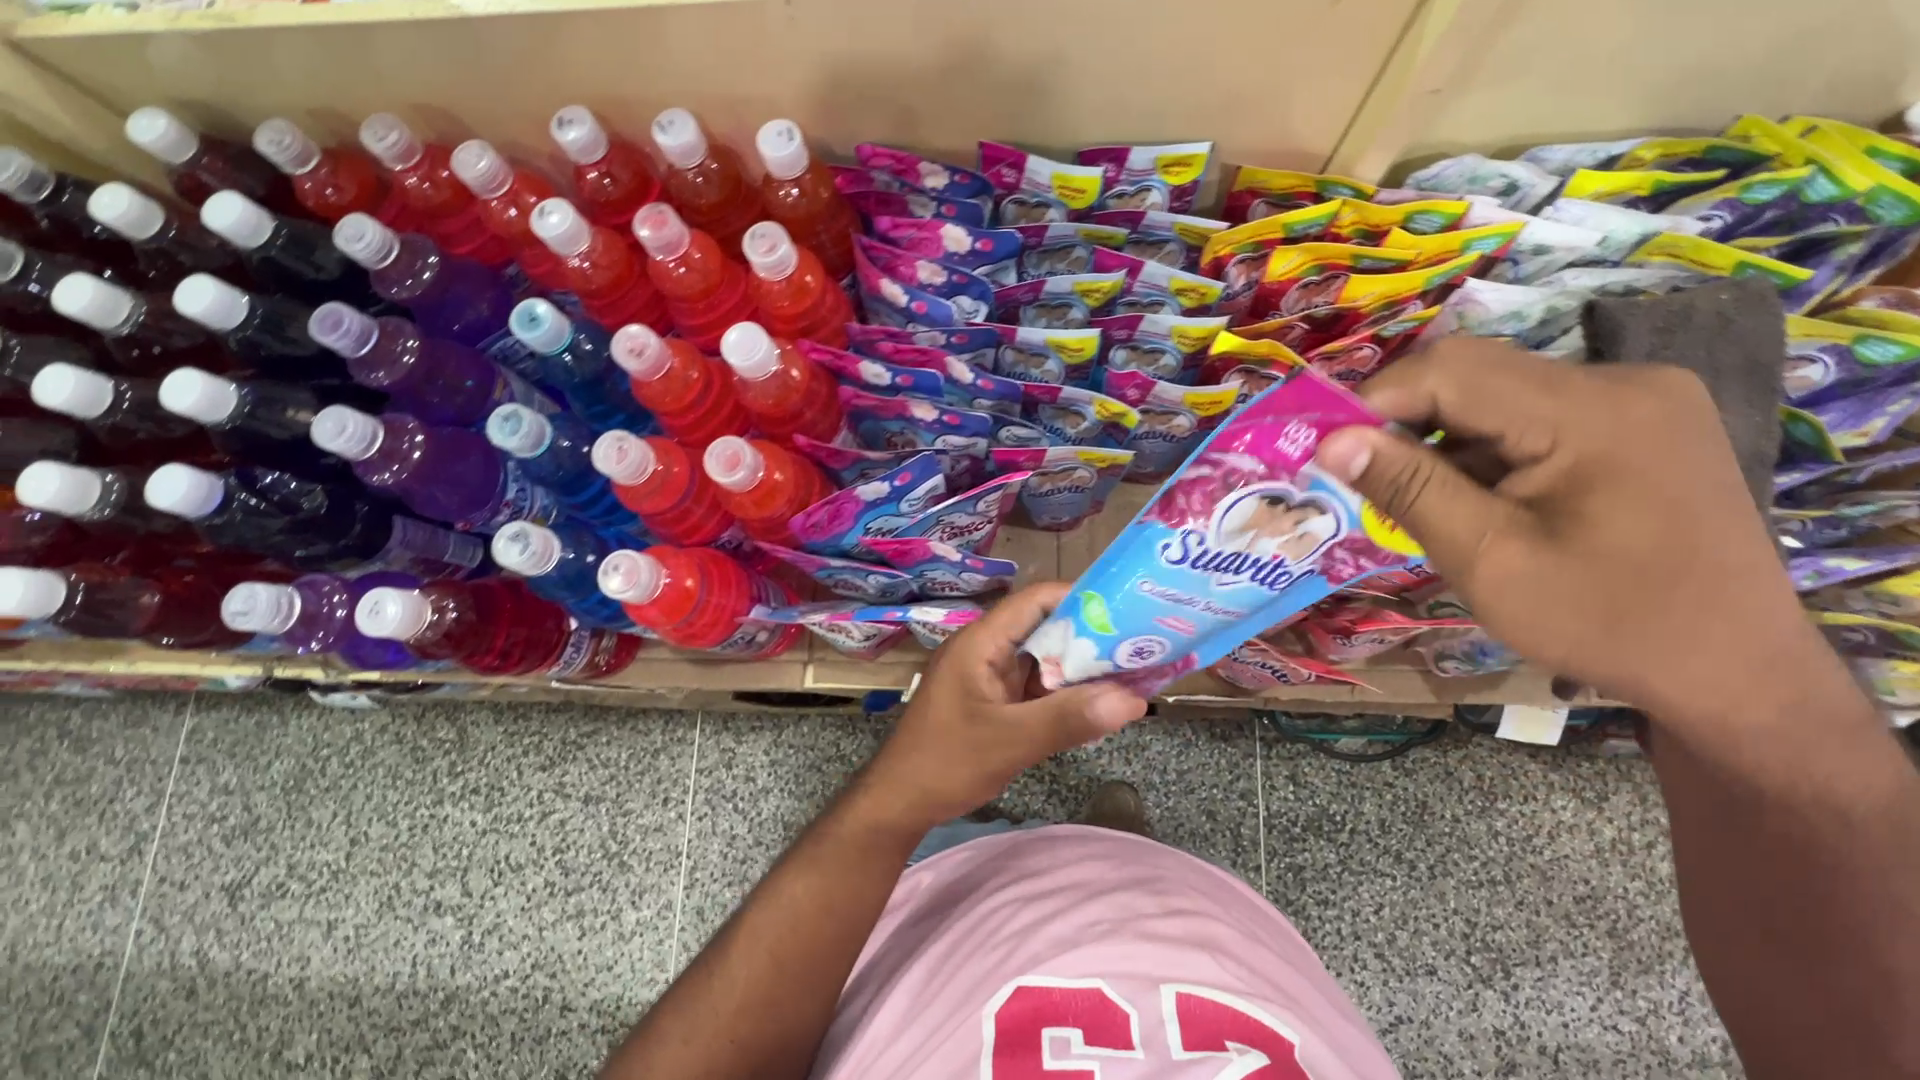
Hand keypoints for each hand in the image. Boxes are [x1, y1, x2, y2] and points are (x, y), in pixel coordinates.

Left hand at [854, 583, 1148, 831]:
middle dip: (1090, 638)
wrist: (898, 804)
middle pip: (1043, 629)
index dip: (1081, 599)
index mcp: (981, 643)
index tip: (1127, 612)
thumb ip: (1070, 718)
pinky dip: (1062, 694)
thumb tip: (1134, 699)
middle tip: (1141, 648)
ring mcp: (986, 678)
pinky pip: (1033, 688)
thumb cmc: (946, 763)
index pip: (1036, 600)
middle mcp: (985, 651)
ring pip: (1041, 661)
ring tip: (1131, 675)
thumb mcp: (1012, 741)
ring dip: (1079, 669)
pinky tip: (1096, 706)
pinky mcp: (990, 703)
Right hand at [1311, 338, 1831, 726]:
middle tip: (1364, 479)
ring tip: (1424, 502)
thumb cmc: (1606, 622)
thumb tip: (1331, 439)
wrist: (1734, 672)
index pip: (1451, 368)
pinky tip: (1482, 501)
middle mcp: (1624, 380)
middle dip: (1409, 421)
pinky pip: (1539, 417)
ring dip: (1448, 440)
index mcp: (1591, 409)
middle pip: (1479, 374)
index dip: (1375, 401)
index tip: (1325, 450)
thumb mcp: (1489, 560)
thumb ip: (1409, 489)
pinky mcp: (1646, 424)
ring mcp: (1643, 399)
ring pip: (1505, 395)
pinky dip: (1491, 451)